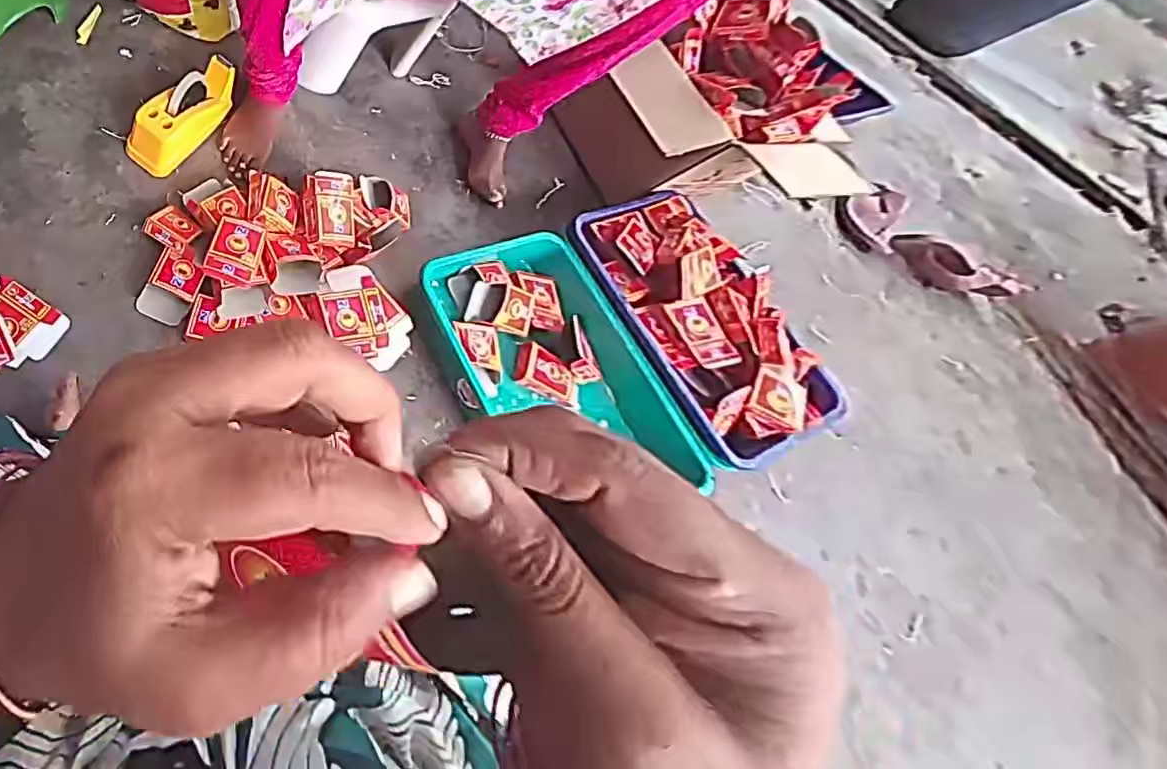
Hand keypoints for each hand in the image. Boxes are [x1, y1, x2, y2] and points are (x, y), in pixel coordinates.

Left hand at [0, 324, 445, 734]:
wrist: (5, 579)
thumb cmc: (97, 638)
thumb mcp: (206, 680)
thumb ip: (319, 630)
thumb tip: (405, 568)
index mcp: (154, 485)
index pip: (301, 471)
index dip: (382, 498)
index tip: (423, 526)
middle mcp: (152, 399)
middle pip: (300, 354)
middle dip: (371, 404)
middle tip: (388, 473)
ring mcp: (152, 367)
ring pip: (284, 342)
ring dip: (340, 394)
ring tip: (351, 464)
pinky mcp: (159, 362)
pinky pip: (257, 353)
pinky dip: (303, 391)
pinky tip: (304, 446)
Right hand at [419, 409, 842, 768]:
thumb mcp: (619, 714)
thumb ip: (543, 584)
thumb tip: (459, 477)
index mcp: (746, 581)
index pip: (617, 469)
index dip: (519, 452)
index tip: (440, 468)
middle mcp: (690, 559)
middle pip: (568, 479)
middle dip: (484, 489)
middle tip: (420, 513)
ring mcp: (636, 578)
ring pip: (530, 509)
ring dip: (466, 535)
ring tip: (421, 573)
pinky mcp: (587, 599)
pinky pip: (517, 553)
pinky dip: (468, 573)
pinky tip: (441, 614)